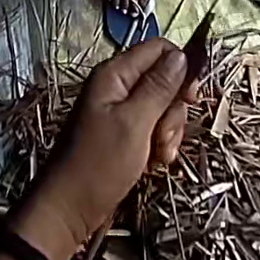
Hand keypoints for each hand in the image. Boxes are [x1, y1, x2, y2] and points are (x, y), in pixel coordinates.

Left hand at [13, 38, 198, 259]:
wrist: (69, 210)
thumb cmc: (99, 164)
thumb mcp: (135, 123)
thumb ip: (159, 87)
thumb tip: (182, 55)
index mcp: (115, 73)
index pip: (159, 49)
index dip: (180, 68)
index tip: (190, 98)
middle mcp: (118, 85)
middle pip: (164, 79)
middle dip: (173, 109)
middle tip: (165, 136)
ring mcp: (121, 109)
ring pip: (163, 105)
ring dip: (169, 131)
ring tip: (160, 154)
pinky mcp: (125, 131)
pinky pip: (154, 127)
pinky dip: (160, 143)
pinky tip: (156, 161)